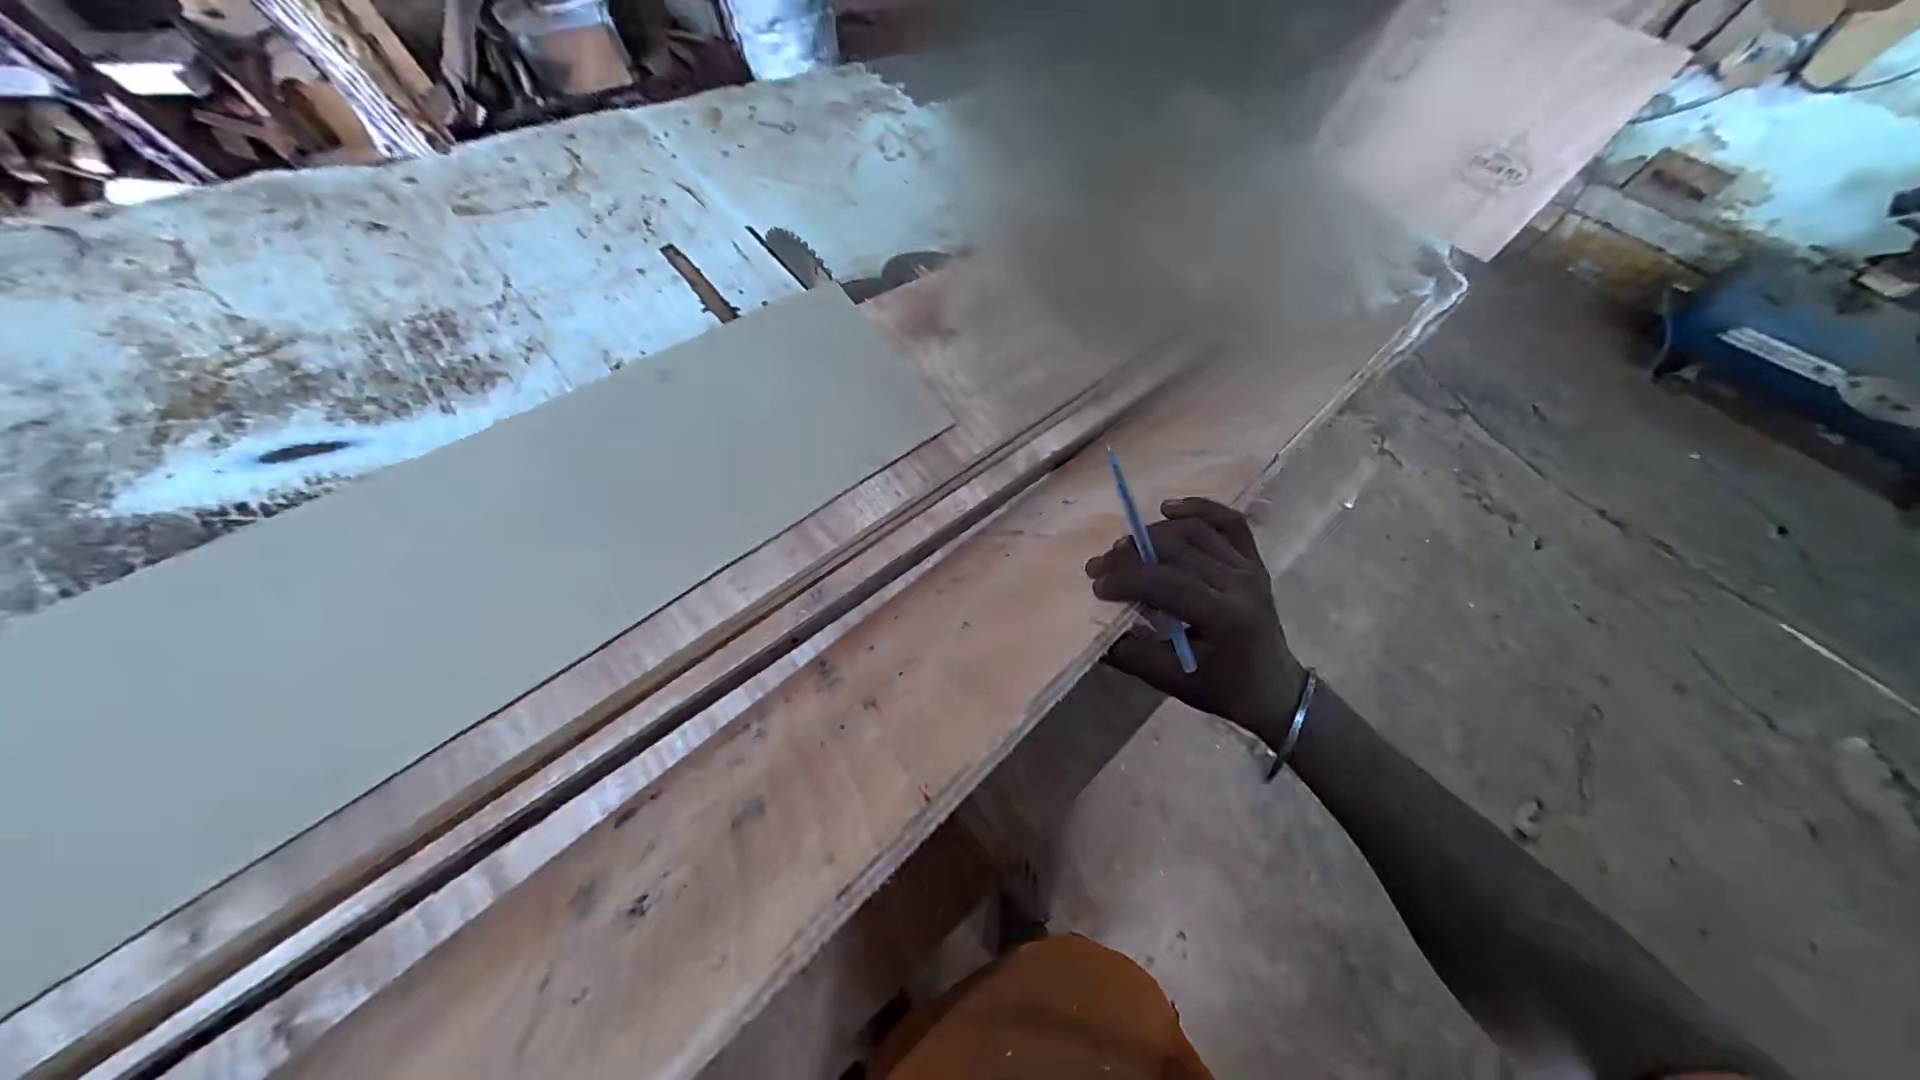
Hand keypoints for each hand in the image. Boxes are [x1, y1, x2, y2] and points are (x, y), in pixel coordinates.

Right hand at [1083, 496, 1307, 746]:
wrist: (1274, 689)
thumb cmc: (1222, 689)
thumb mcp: (1170, 680)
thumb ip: (1129, 652)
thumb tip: (1093, 623)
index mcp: (1226, 617)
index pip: (1168, 583)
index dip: (1127, 579)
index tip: (1097, 587)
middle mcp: (1241, 583)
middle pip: (1178, 551)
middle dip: (1130, 555)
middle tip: (1099, 567)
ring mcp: (1250, 567)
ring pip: (1196, 531)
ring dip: (1152, 534)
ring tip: (1122, 547)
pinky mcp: (1253, 560)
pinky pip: (1228, 522)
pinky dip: (1198, 509)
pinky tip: (1169, 508)